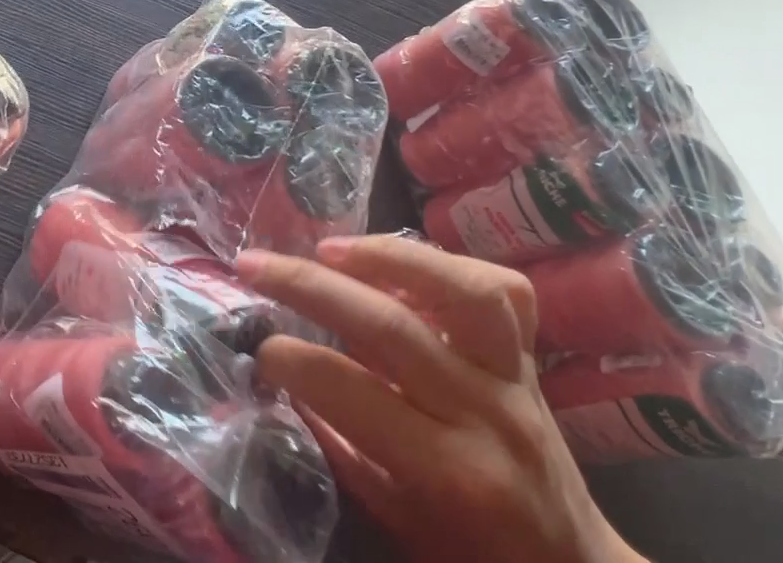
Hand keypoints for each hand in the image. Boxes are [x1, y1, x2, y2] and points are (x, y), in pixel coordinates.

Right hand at [236, 236, 645, 562]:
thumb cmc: (463, 545)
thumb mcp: (387, 509)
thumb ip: (331, 439)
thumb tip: (267, 377)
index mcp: (446, 468)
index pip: (349, 390)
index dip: (287, 359)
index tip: (253, 348)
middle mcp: (486, 414)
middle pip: (390, 326)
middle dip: (307, 285)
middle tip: (252, 264)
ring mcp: (517, 379)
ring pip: (465, 292)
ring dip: (387, 256)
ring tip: (329, 248)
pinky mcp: (530, 357)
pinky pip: (505, 290)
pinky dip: (446, 264)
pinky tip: (396, 263)